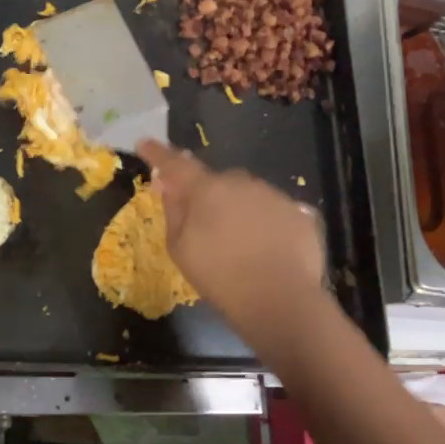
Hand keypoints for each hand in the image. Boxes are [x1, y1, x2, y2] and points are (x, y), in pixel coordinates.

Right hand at [138, 140, 327, 337]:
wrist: (279, 300)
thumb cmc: (219, 275)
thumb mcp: (180, 248)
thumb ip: (173, 210)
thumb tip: (166, 184)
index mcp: (206, 189)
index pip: (176, 164)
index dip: (158, 154)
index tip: (145, 144)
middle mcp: (241, 182)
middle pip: (217, 182)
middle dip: (208, 194)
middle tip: (203, 223)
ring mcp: (274, 196)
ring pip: (248, 195)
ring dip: (238, 209)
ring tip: (239, 243)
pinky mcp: (299, 214)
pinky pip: (273, 212)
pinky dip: (265, 224)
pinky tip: (265, 248)